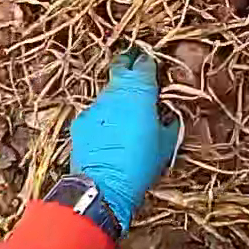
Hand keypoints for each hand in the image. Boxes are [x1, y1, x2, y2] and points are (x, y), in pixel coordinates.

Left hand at [68, 49, 179, 230]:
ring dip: (118, 95)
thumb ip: (167, 120)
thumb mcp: (166, 142)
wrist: (103, 188)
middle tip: (137, 68)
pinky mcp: (81, 121)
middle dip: (129, 64)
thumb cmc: (141, 163)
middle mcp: (115, 92)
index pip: (145, 63)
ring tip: (127, 111)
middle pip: (121, 67)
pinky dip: (105, 115)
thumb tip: (166, 114)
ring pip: (109, 90)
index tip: (155, 64)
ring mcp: (95, 106)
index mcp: (139, 92)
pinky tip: (110, 131)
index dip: (150, 61)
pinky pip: (97, 111)